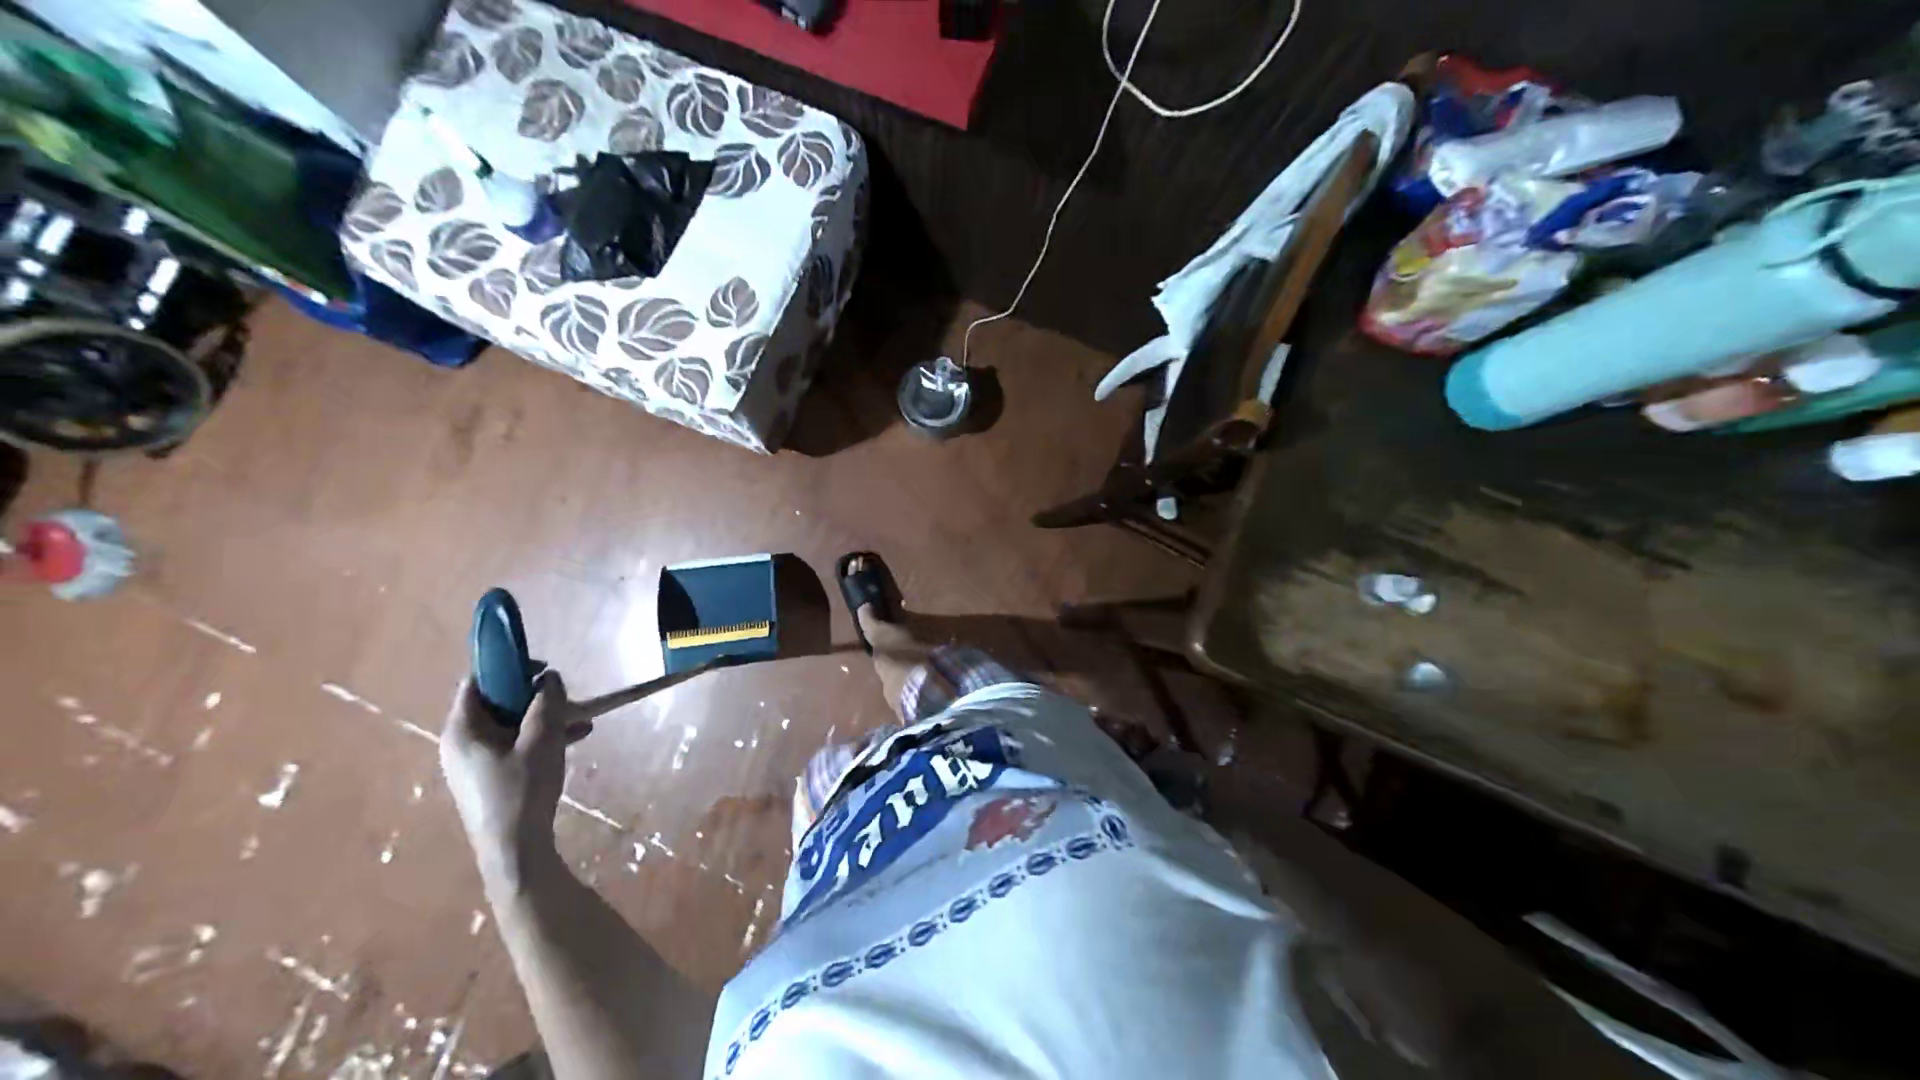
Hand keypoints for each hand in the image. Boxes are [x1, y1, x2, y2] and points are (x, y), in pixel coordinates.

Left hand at [440, 670, 592, 896]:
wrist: (514, 851)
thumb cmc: (522, 790)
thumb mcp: (542, 740)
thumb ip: (546, 703)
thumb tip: (549, 677)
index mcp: (462, 730)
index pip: (476, 681)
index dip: (507, 667)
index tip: (541, 667)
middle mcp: (461, 743)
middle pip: (496, 702)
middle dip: (533, 695)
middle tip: (564, 696)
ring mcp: (474, 762)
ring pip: (510, 724)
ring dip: (543, 716)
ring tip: (579, 719)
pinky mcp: (489, 777)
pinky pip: (514, 744)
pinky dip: (540, 737)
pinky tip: (575, 738)